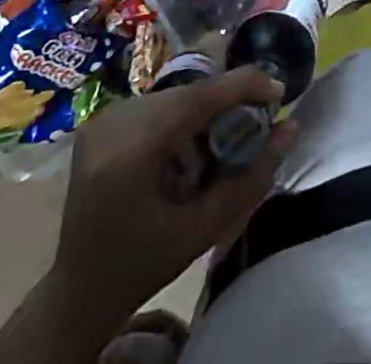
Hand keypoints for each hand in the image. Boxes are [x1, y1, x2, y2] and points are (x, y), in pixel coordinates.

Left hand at [49, 66, 297, 317]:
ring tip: (229, 134)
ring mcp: (100, 119)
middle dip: (226, 99)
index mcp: (129, 153)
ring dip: (205, 107)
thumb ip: (249, 180)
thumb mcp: (202, 231)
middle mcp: (110, 124)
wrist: (81, 285)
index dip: (239, 86)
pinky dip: (182, 115)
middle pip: (183, 95)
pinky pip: (153, 105)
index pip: (193, 100)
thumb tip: (290, 130)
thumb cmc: (143, 264)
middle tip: (261, 117)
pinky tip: (193, 142)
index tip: (278, 88)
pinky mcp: (99, 120)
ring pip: (171, 96)